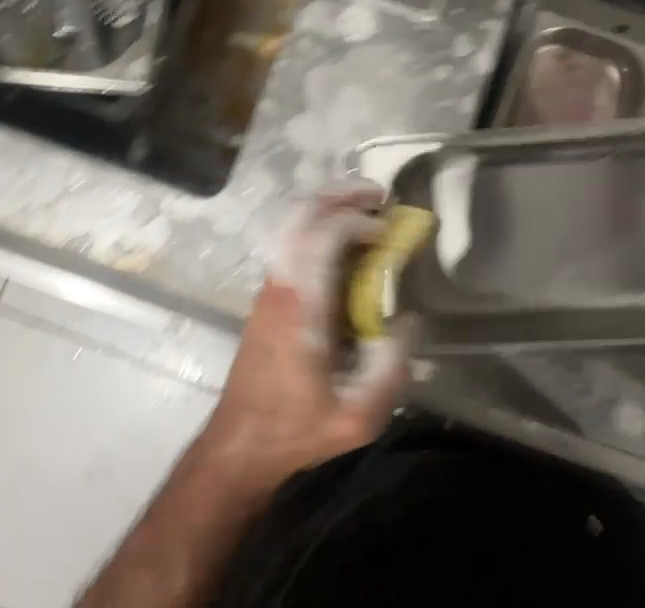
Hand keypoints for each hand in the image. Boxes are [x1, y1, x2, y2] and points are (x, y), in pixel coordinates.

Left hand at [199, 184, 410, 492]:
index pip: (323, 235)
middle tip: (380, 196)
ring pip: (292, 226)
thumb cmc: (296, 432)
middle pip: (301, 215)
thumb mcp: (358, 415)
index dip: (358, 221)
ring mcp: (269, 290)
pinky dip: (321, 230)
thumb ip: (391, 367)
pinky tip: (349, 247)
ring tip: (369, 214)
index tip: (387, 231)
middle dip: (341, 195)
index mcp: (301, 307)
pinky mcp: (268, 300)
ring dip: (330, 209)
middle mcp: (279, 287)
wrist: (238, 448)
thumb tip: (406, 320)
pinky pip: (292, 245)